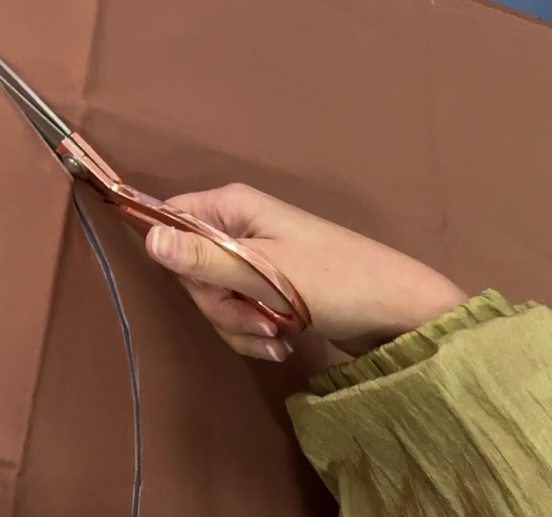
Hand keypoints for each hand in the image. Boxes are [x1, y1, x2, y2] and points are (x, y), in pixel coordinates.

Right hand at [143, 184, 465, 361]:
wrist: (405, 315)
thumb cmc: (334, 281)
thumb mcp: (263, 273)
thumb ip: (202, 258)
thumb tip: (147, 240)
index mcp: (231, 205)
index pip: (170, 218)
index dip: (174, 254)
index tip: (199, 283)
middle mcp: (237, 224)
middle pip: (191, 264)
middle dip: (217, 302)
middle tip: (254, 319)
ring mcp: (253, 256)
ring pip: (213, 293)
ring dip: (237, 323)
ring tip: (275, 337)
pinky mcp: (269, 285)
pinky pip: (238, 308)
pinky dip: (252, 331)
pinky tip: (279, 345)